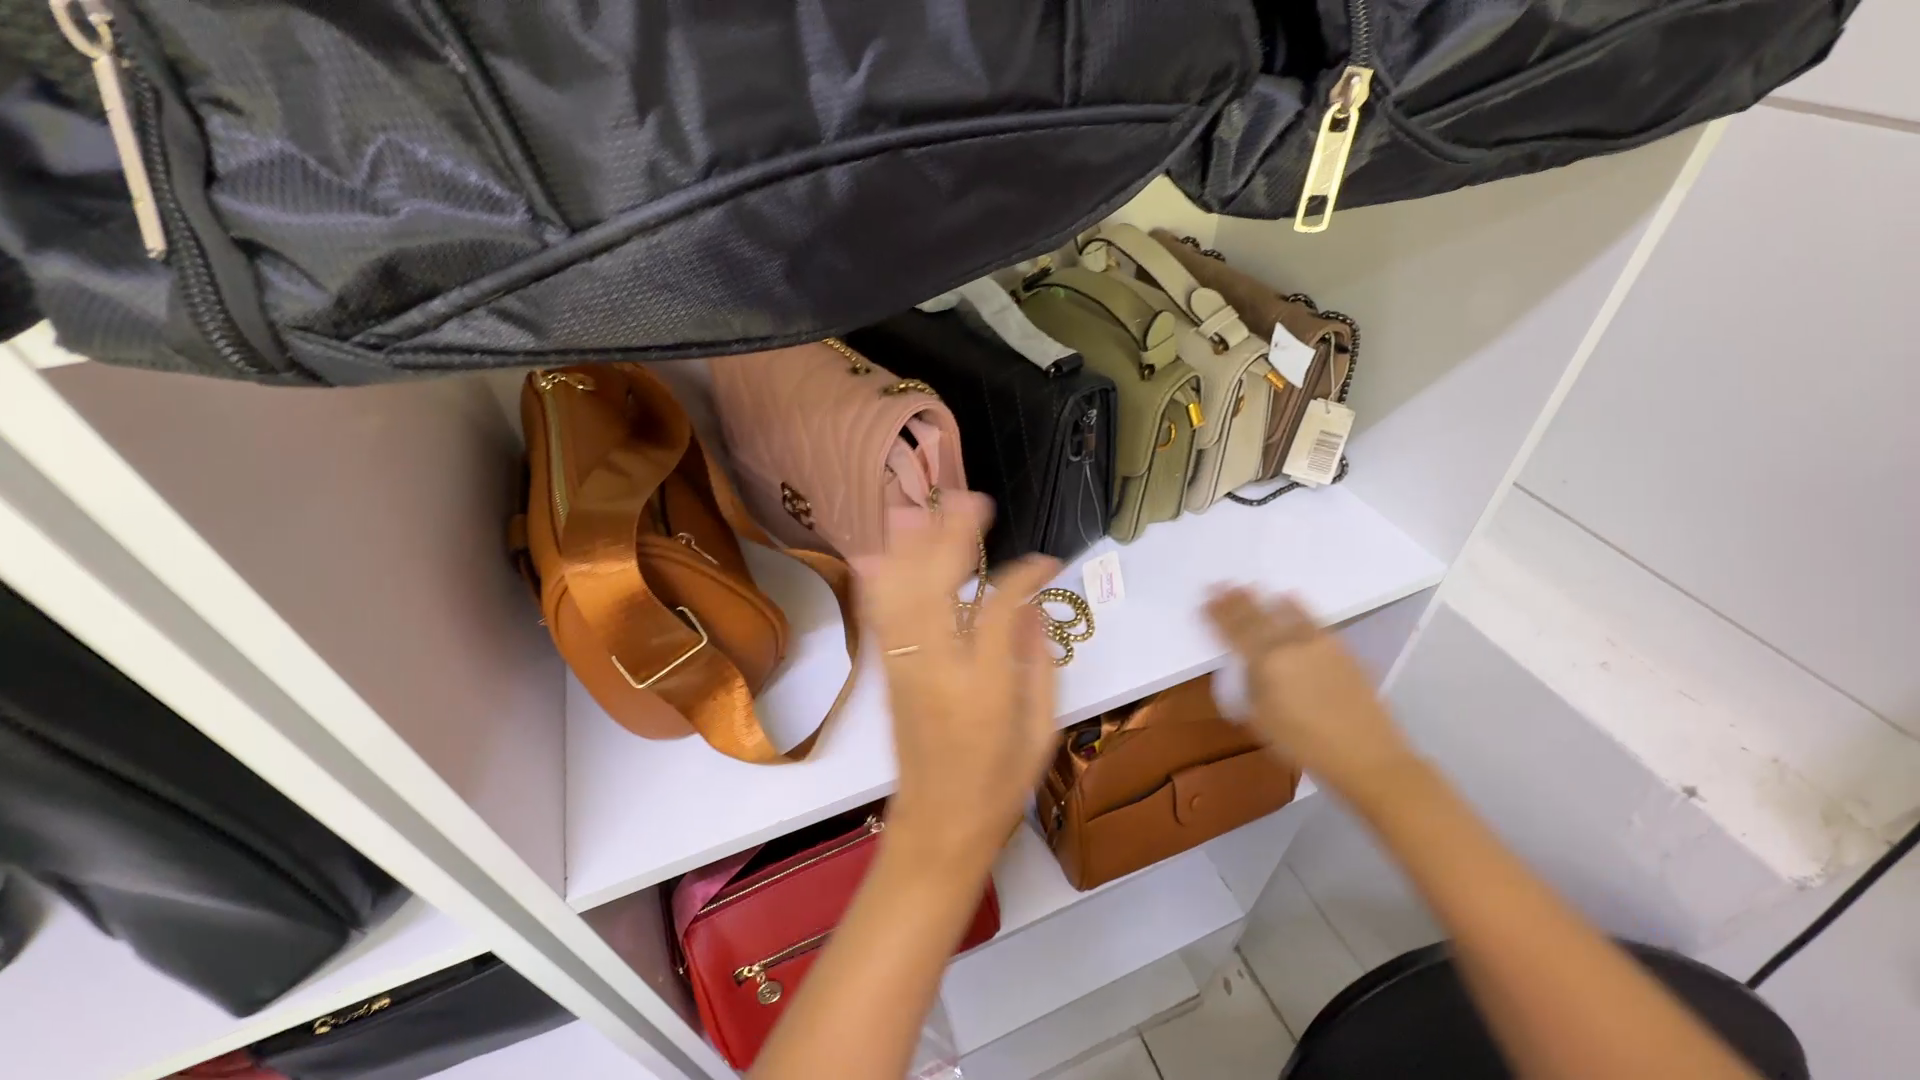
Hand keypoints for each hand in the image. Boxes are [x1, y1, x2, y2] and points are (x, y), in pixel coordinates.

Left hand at [855, 493, 1061, 872]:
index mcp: (985, 686)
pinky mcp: (887, 676)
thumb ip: (1039, 665)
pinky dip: (877, 581)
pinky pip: (878, 618)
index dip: (1025, 573)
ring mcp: (904, 670)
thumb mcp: (1040, 731)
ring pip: (898, 594)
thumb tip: (1035, 609)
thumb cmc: (999, 786)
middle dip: (953, 534)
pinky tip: (878, 552)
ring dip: (908, 546)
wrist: (937, 828)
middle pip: (937, 583)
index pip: (1001, 606)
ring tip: (921, 507)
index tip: (1046, 561)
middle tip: (973, 499)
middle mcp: (937, 668)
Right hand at [1203, 586, 1415, 798]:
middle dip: (1236, 600)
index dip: (1217, 614)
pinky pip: (1312, 618)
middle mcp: (1289, 644)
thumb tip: (1247, 665)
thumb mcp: (1261, 720)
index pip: (1234, 631)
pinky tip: (1290, 598)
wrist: (1366, 754)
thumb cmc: (1304, 745)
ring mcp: (1318, 643)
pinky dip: (1296, 606)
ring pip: (1284, 611)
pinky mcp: (1340, 648)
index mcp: (1265, 662)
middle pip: (1257, 616)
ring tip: (1248, 586)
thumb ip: (1251, 685)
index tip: (1205, 600)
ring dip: (1263, 598)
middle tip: (1220, 584)